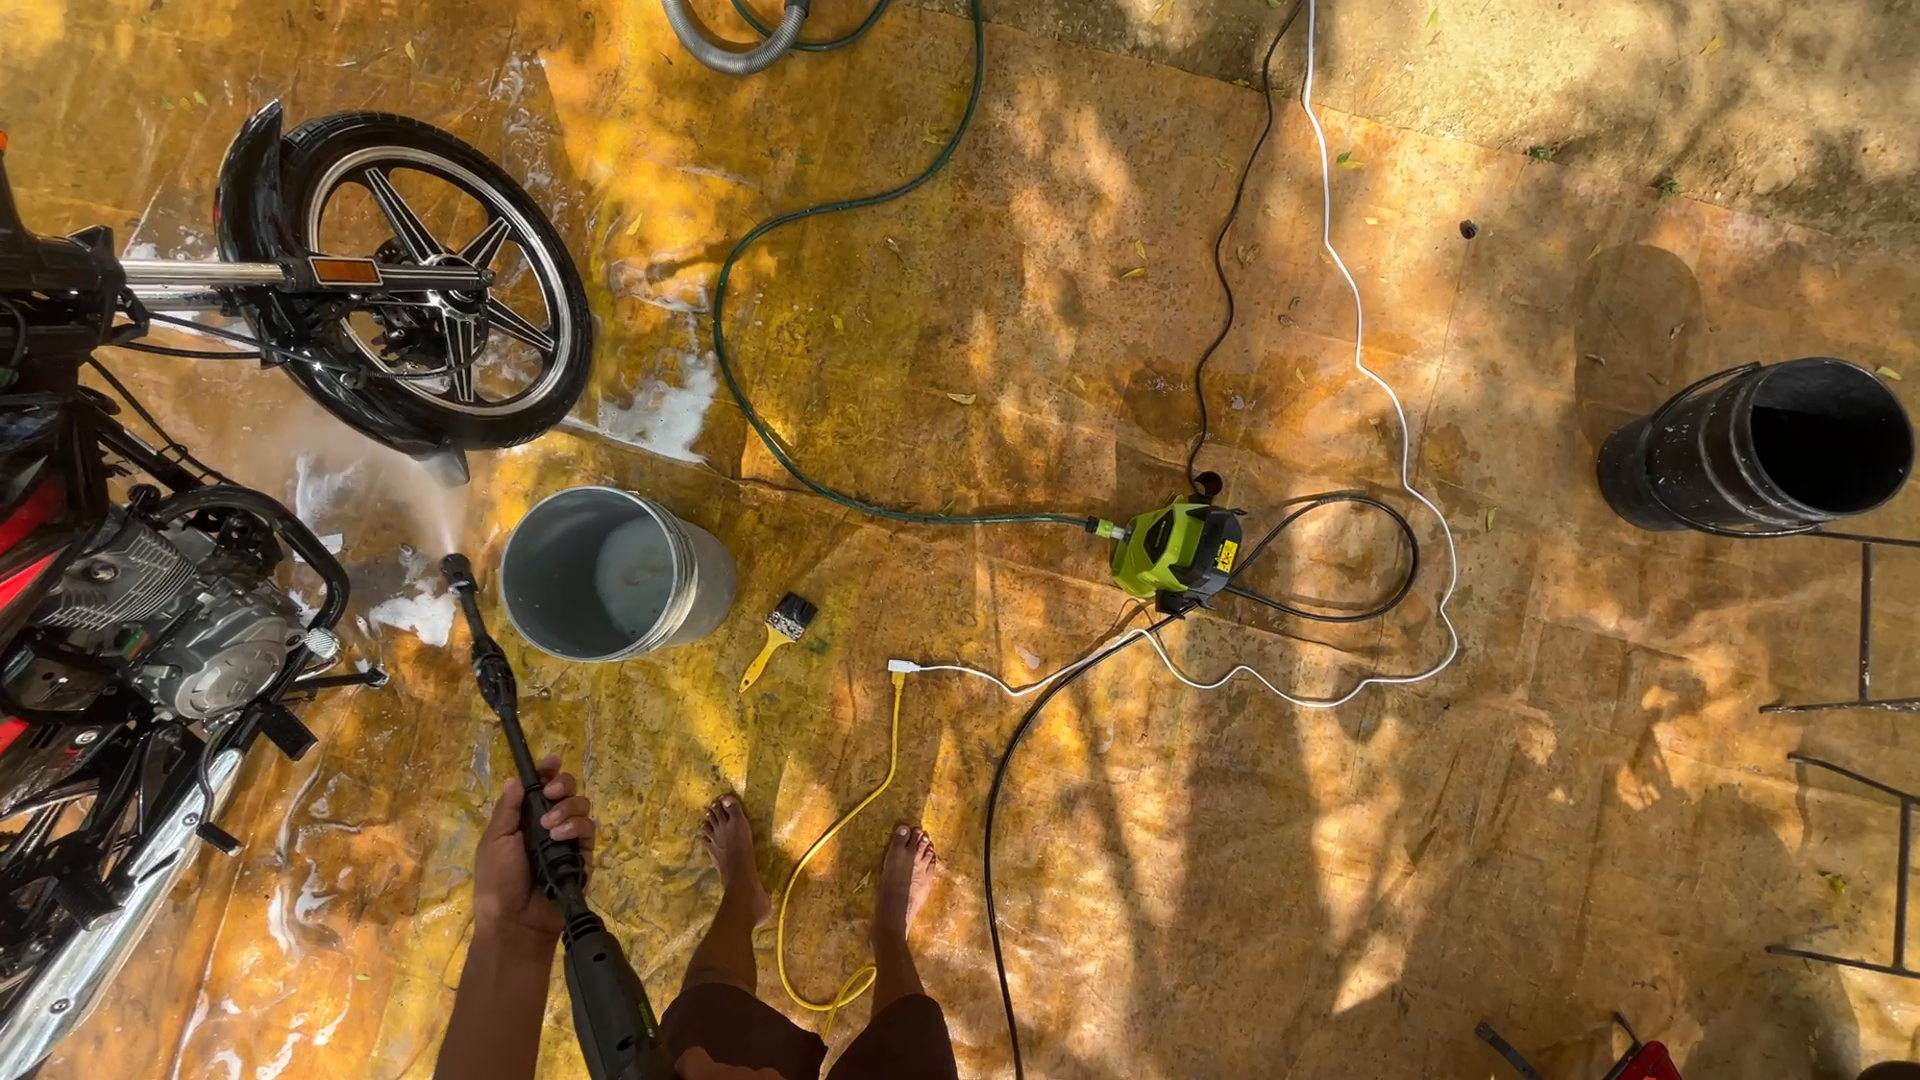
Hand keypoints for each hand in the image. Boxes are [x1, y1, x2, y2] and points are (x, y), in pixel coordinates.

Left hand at [474, 754, 595, 943]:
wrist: (515, 919)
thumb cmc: (497, 881)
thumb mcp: (494, 842)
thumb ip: (508, 810)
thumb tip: (515, 779)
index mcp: (526, 820)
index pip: (542, 788)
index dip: (549, 772)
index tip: (552, 760)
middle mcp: (550, 824)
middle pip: (567, 791)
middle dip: (563, 784)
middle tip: (552, 791)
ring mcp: (569, 838)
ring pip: (581, 806)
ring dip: (567, 808)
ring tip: (550, 825)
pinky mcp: (583, 853)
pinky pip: (588, 829)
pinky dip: (575, 827)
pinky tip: (560, 836)